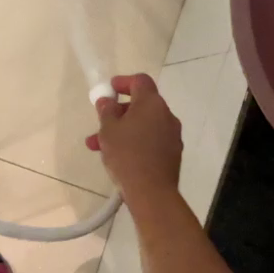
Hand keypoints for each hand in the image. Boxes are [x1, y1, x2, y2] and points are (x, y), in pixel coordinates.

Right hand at [86, 74, 181, 196]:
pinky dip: (135, 142)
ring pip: (144, 125)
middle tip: (101, 123)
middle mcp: (166, 115)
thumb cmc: (127, 154)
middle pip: (142, 104)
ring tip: (100, 146)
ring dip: (124, 130)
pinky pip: (151, 140)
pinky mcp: (173, 153)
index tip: (109, 90)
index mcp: (152, 103)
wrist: (152, 191)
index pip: (140, 81)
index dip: (123, 82)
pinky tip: (119, 157)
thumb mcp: (108, 130)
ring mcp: (172, 135)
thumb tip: (107, 101)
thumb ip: (106, 111)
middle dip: (119, 112)